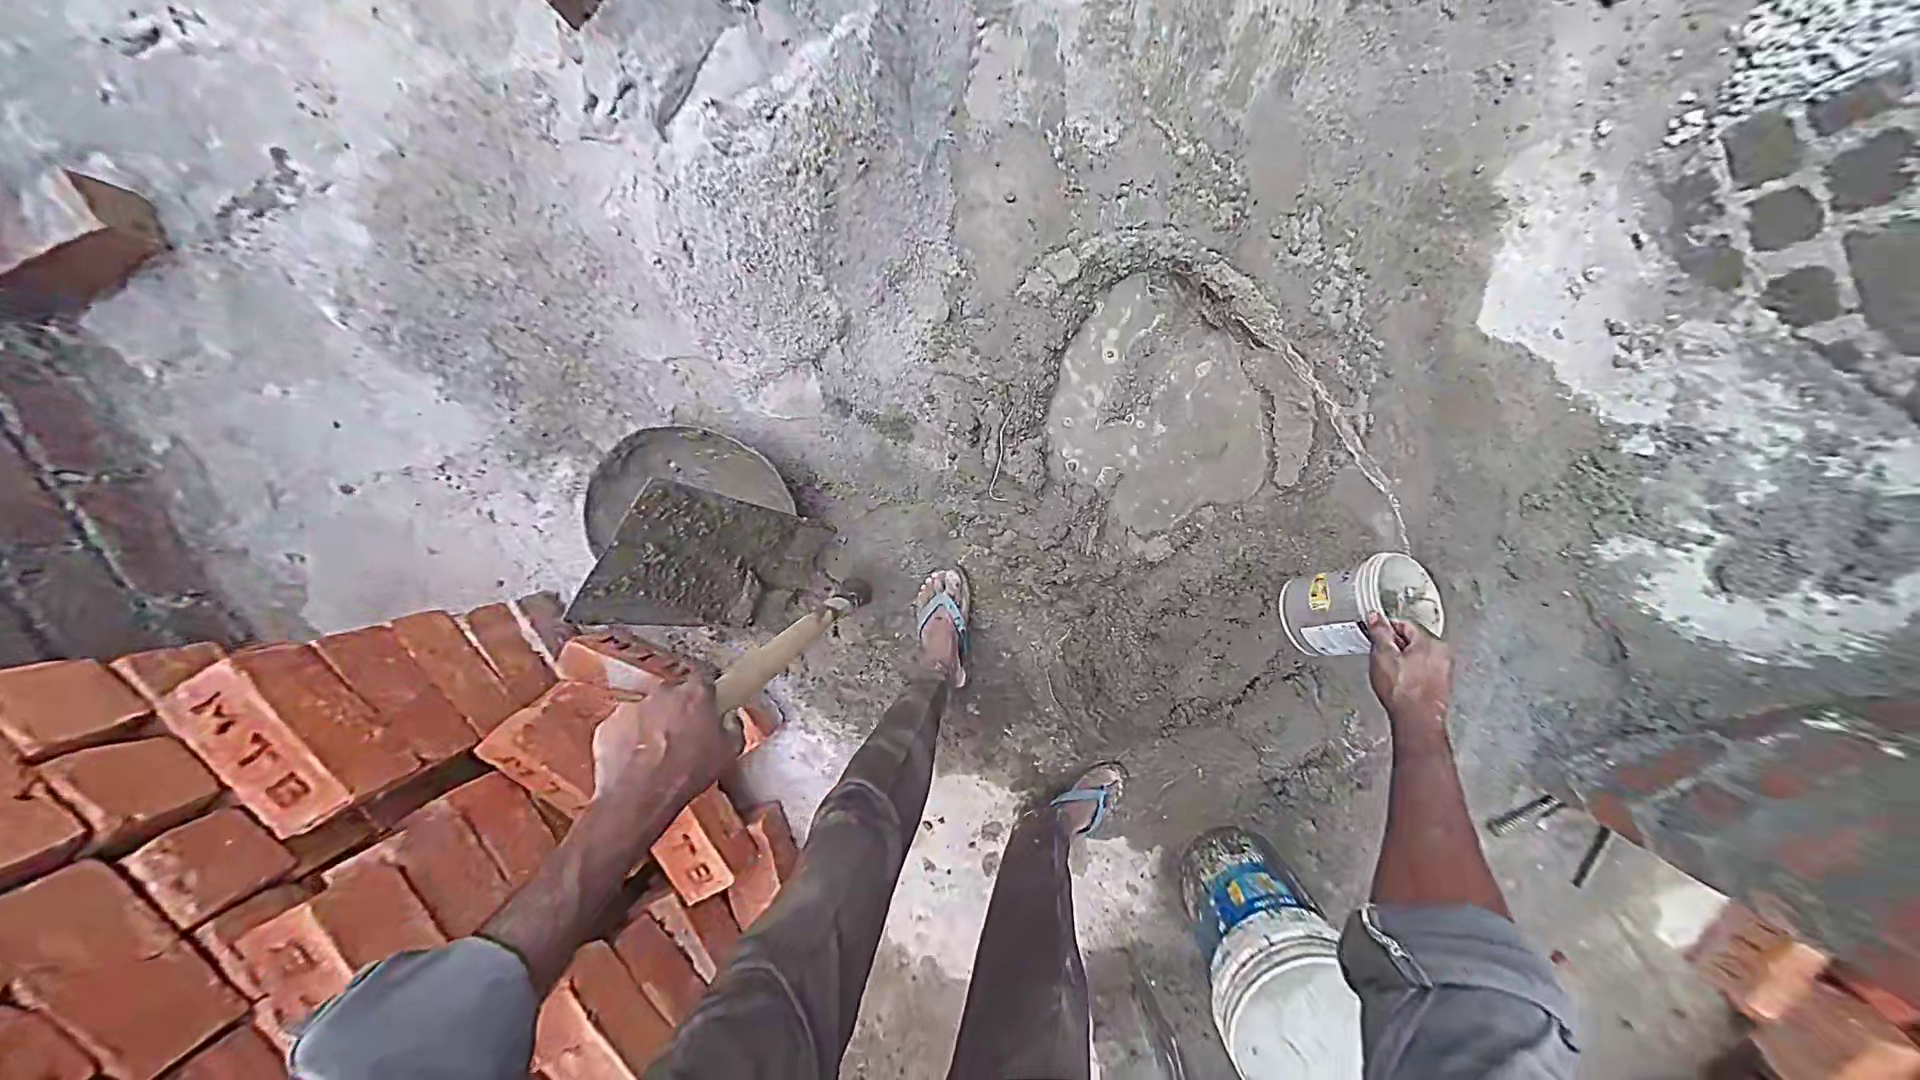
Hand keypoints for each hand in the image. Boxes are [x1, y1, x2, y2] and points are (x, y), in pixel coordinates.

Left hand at [591, 673, 737, 806]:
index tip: (705, 704)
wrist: (638, 798)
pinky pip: (623, 725)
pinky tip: (635, 757)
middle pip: (673, 692)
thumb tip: (729, 718)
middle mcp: (664, 692)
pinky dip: (628, 736)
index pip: (703, 676)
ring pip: (646, 708)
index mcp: (696, 694)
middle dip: (676, 708)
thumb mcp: (728, 753)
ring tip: (656, 750)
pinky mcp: (609, 722)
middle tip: (680, 733)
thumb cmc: (686, 774)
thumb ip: (733, 727)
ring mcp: (633, 705)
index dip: (704, 691)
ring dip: (652, 722)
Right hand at [1364, 613, 1451, 727]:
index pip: (1405, 624)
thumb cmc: (1402, 690)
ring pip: (1418, 655)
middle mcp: (1442, 654)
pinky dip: (1410, 671)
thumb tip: (1376, 619)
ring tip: (1389, 672)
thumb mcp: (1382, 655)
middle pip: (1413, 639)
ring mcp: (1444, 670)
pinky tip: (1399, 682)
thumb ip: (1379, 633)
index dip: (1386, 628)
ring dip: (1402, 659)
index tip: (1374, 632)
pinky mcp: (1441, 683)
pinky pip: (1423, 669)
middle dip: (1394, 644)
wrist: (1417, 718)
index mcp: (1430, 642)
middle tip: (1380, 655)